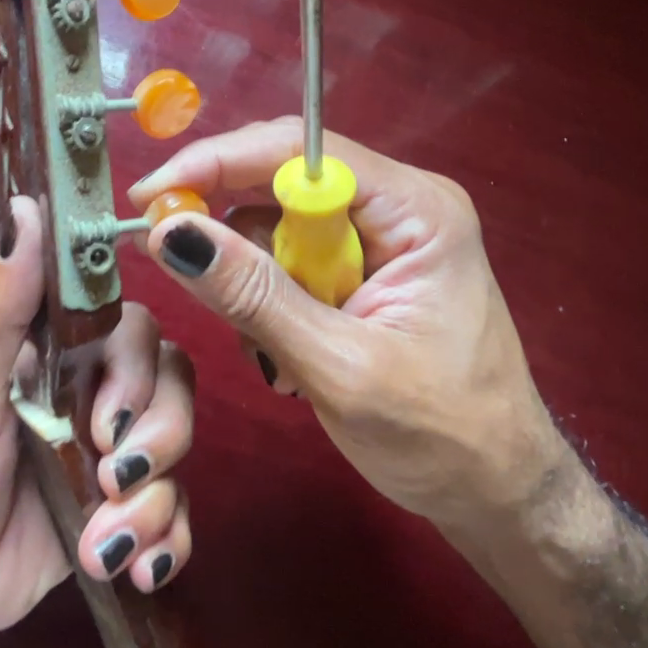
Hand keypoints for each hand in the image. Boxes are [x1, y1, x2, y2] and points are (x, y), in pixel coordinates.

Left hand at [0, 195, 196, 634]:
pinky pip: (178, 511)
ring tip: (104, 542)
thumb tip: (26, 208)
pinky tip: (133, 568)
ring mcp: (114, 451)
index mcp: (59, 352)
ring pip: (180, 449)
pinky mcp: (127, 510)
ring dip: (153, 503)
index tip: (106, 416)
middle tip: (112, 477)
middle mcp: (95, 391)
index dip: (134, 367)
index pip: (131, 327)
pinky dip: (166, 541)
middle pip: (171, 385)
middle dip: (157, 437)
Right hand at [130, 117, 566, 530]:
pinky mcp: (362, 268)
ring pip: (275, 223)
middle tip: (169, 260)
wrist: (497, 494)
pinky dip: (264, 297)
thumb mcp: (339, 368)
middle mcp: (396, 204)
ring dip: (248, 277)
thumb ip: (253, 296)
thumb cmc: (441, 438)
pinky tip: (281, 350)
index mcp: (415, 209)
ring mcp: (380, 236)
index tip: (150, 196)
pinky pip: (286, 258)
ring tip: (267, 350)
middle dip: (227, 223)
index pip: (299, 153)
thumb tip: (169, 233)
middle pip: (282, 179)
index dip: (217, 162)